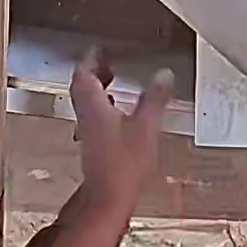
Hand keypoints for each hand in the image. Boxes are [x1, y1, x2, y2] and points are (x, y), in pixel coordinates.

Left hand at [70, 52, 173, 217]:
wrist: (109, 199)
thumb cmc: (125, 164)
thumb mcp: (147, 127)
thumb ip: (155, 99)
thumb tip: (164, 74)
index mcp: (94, 106)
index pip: (84, 74)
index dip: (90, 58)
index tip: (99, 48)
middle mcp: (86, 116)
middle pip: (82, 86)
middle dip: (93, 71)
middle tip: (106, 61)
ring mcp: (88, 131)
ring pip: (87, 102)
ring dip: (97, 87)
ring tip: (113, 79)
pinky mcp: (93, 144)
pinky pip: (94, 116)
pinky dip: (103, 105)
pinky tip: (118, 110)